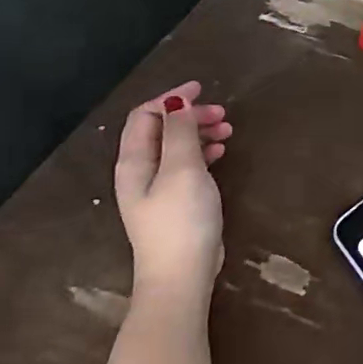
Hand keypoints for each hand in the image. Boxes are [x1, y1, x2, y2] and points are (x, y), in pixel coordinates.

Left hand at [113, 80, 233, 294]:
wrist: (181, 275)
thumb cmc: (181, 219)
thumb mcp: (183, 169)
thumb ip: (180, 133)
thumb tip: (177, 101)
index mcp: (134, 161)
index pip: (145, 116)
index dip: (171, 98)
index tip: (203, 88)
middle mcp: (140, 172)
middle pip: (160, 130)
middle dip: (190, 115)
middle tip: (223, 114)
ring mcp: (156, 189)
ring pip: (175, 147)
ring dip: (199, 133)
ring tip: (228, 132)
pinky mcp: (174, 203)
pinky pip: (185, 165)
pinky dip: (202, 152)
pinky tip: (220, 154)